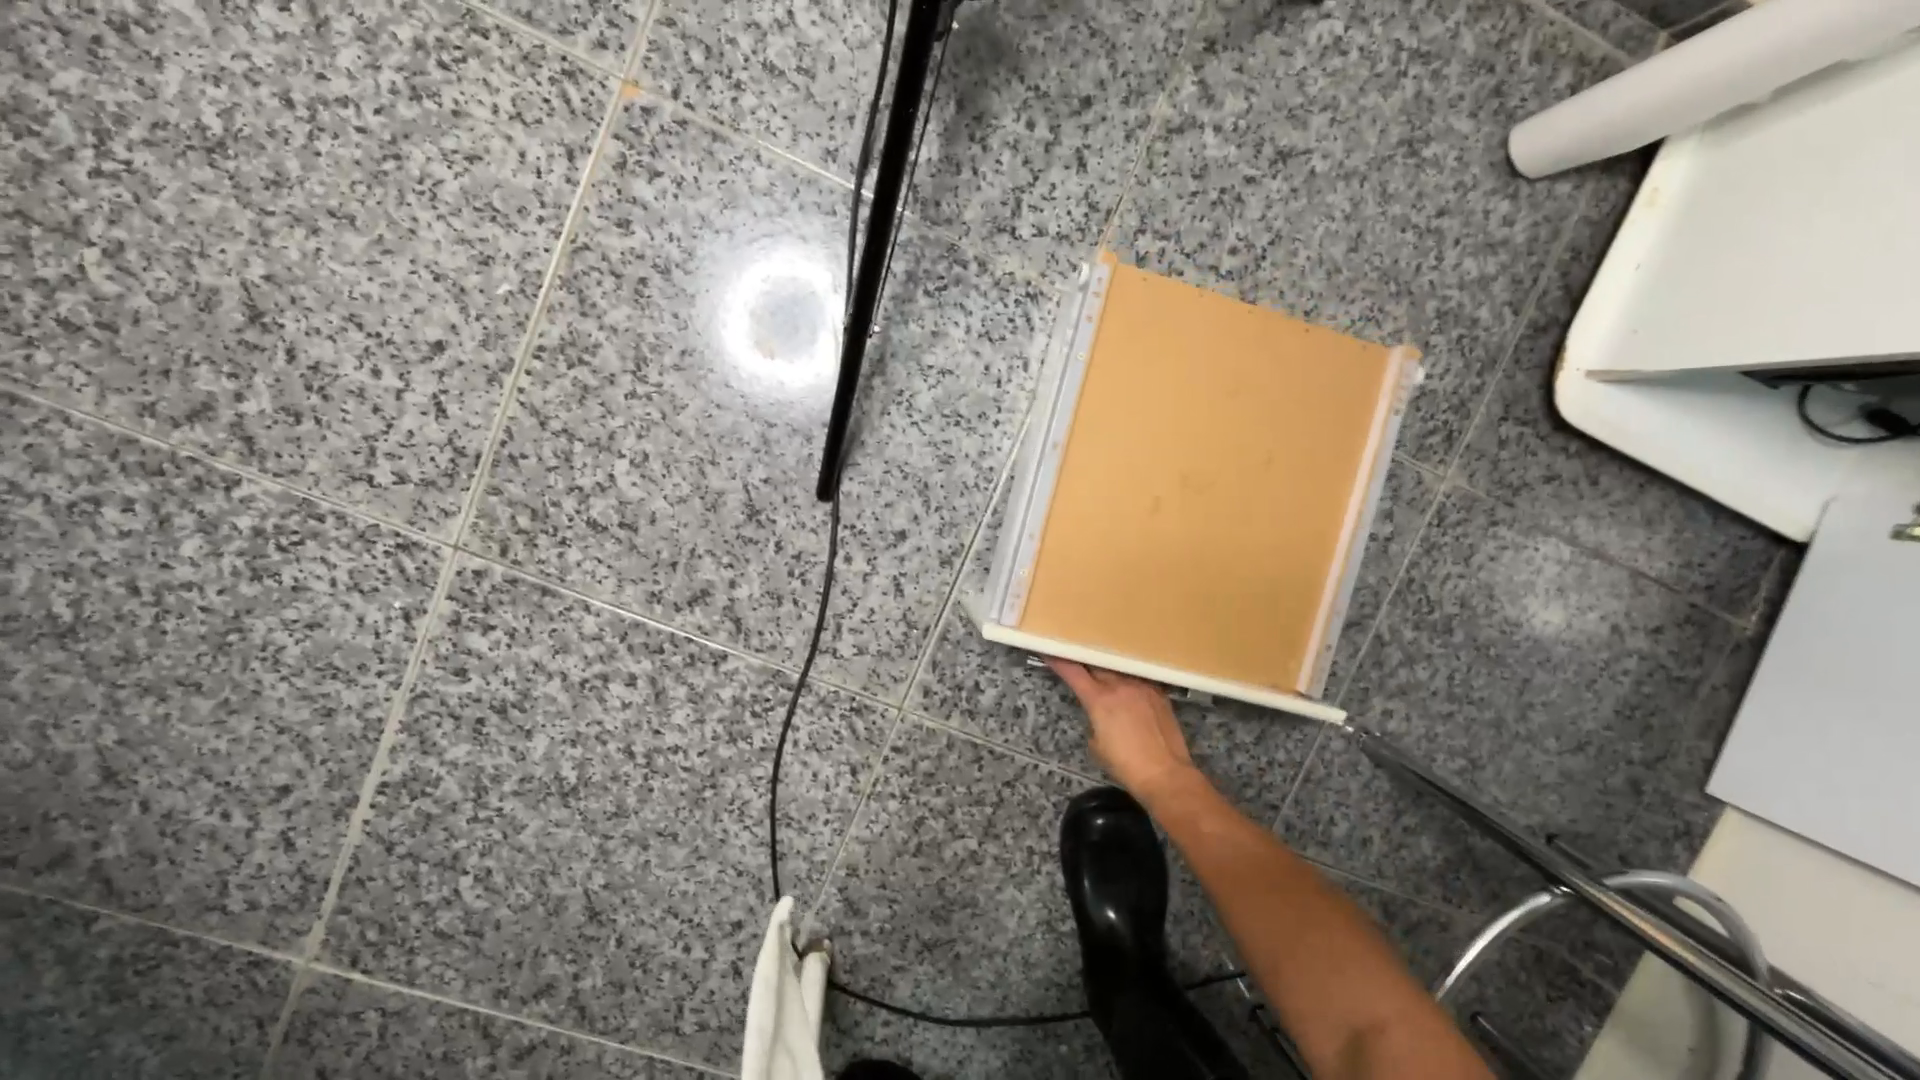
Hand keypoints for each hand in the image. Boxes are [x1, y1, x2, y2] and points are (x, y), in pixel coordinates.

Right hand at [1046, 658, 1205, 803]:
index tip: (1050, 653)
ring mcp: (1142, 687)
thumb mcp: (1096, 745)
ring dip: (1110, 674)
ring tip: (1106, 679)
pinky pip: (1139, 680)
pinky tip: (1131, 693)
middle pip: (1097, 666)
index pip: (1073, 673)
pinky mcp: (1160, 693)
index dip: (1059, 662)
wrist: (1165, 773)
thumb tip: (1100, 716)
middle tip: (1079, 667)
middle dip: (1086, 667)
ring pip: (1120, 671)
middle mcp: (1121, 686)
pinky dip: (1130, 684)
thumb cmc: (1126, 765)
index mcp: (1099, 699)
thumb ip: (1094, 722)